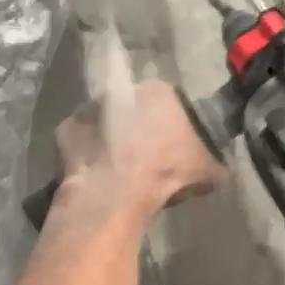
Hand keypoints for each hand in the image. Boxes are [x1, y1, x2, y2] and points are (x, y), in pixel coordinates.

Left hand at [54, 78, 222, 219]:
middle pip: (135, 106)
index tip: (175, 144)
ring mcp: (88, 107)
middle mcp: (122, 90)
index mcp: (160, 92)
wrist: (114, 195)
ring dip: (112, 136)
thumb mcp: (208, 173)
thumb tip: (221, 171)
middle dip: (140, 125)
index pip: (171, 100)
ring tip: (120, 166)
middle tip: (147, 155)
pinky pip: (81, 140)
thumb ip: (215, 165)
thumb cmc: (166, 173)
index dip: (174, 122)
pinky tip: (98, 173)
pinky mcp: (64, 130)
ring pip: (106, 120)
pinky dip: (87, 152)